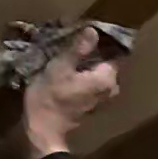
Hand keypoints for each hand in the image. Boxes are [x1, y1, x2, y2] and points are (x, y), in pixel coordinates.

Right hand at [22, 25, 121, 157]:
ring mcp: (101, 98)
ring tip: (69, 52)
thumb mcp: (60, 68)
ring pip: (98, 72)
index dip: (103, 40)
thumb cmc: (50, 96)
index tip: (88, 29)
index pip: (114, 52)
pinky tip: (68, 69)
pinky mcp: (90, 103)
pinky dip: (83, 74)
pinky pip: (91, 82)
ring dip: (86, 63)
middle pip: (106, 62)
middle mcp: (110, 88)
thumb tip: (93, 31)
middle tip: (74, 39)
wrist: (43, 129)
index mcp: (106, 78)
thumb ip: (78, 49)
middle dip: (93, 51)